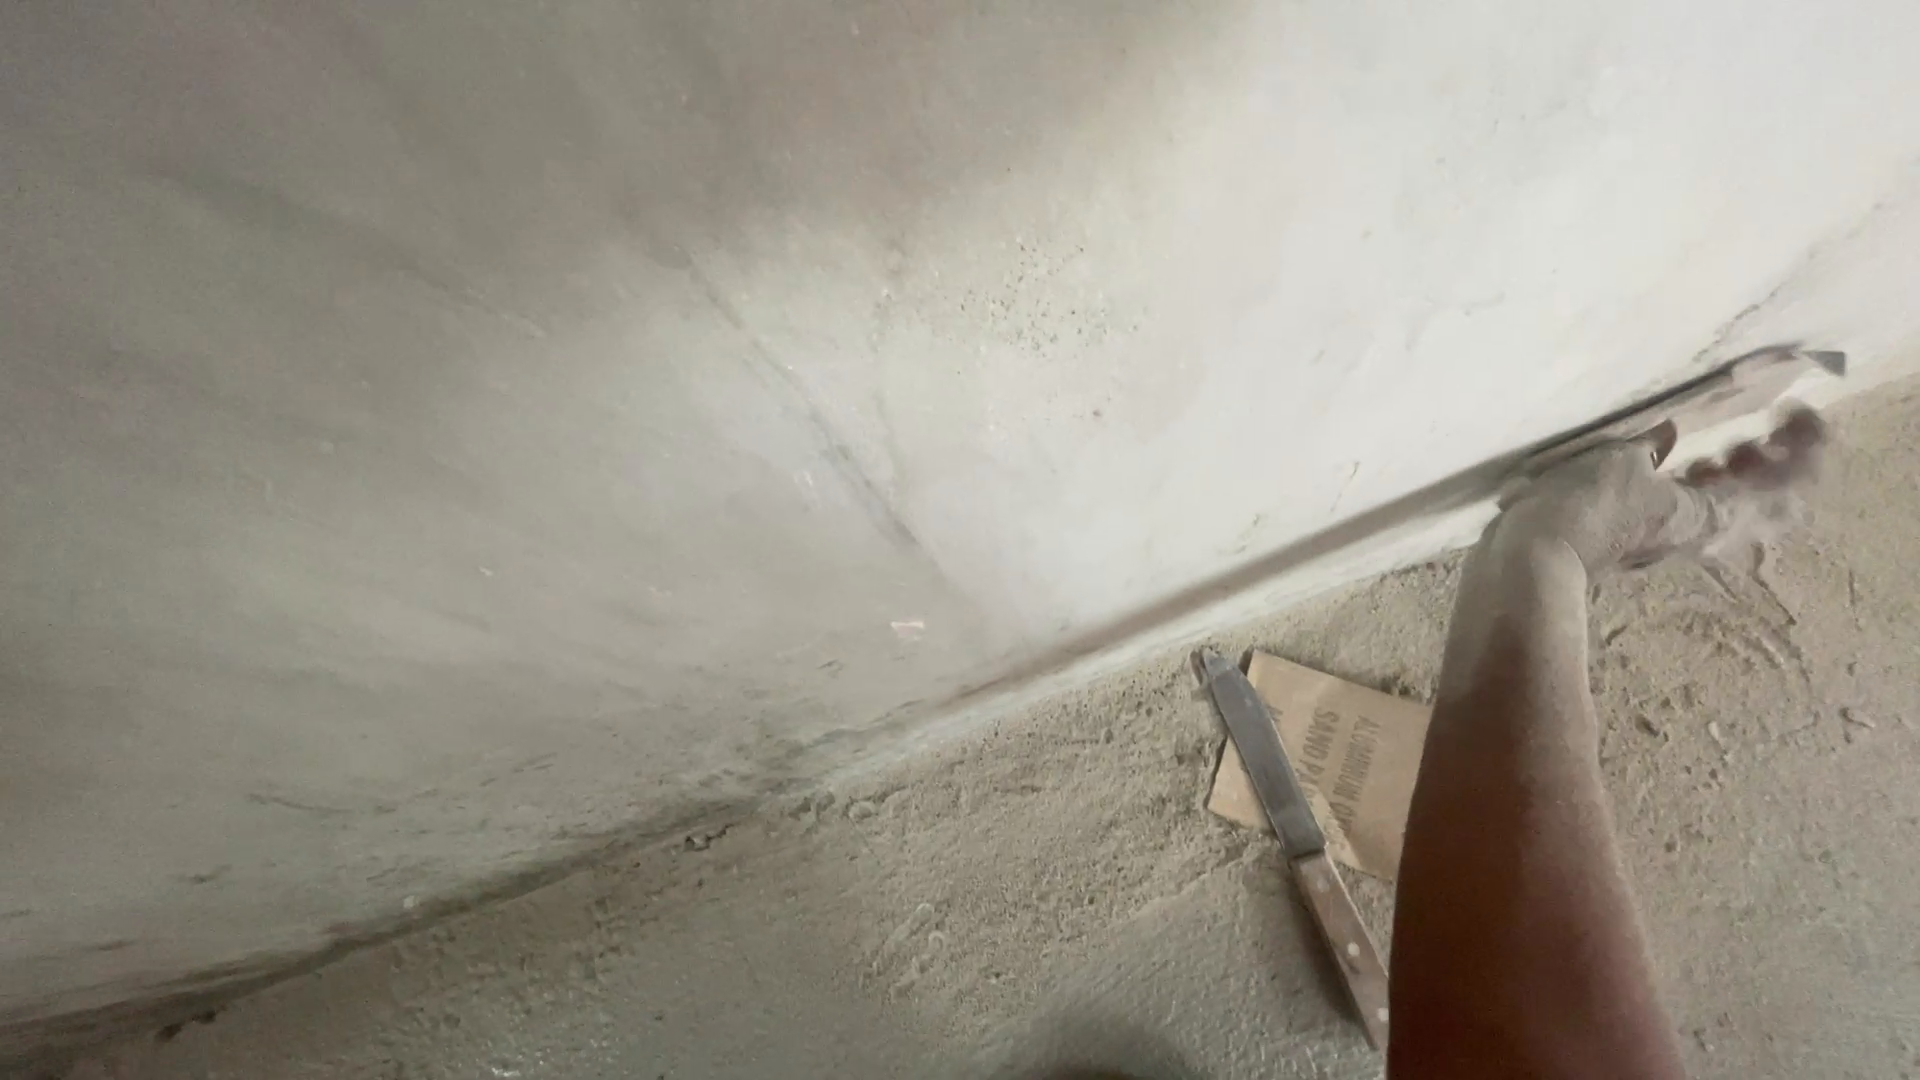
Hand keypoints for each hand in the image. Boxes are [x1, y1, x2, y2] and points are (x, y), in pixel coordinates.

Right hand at [1494, 406, 1825, 574]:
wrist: (1532, 555)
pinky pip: (1693, 514)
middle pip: (1773, 505)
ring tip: (1707, 456)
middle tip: (1751, 440)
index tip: (1788, 411)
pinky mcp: (1642, 543)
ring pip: (1731, 511)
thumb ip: (1649, 445)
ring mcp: (1673, 541)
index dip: (1803, 442)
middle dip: (1772, 468)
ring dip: (1731, 480)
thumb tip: (1666, 434)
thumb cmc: (1584, 505)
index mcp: (1718, 513)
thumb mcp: (1618, 460)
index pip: (1793, 480)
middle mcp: (1706, 534)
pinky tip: (1665, 474)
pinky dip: (1696, 491)